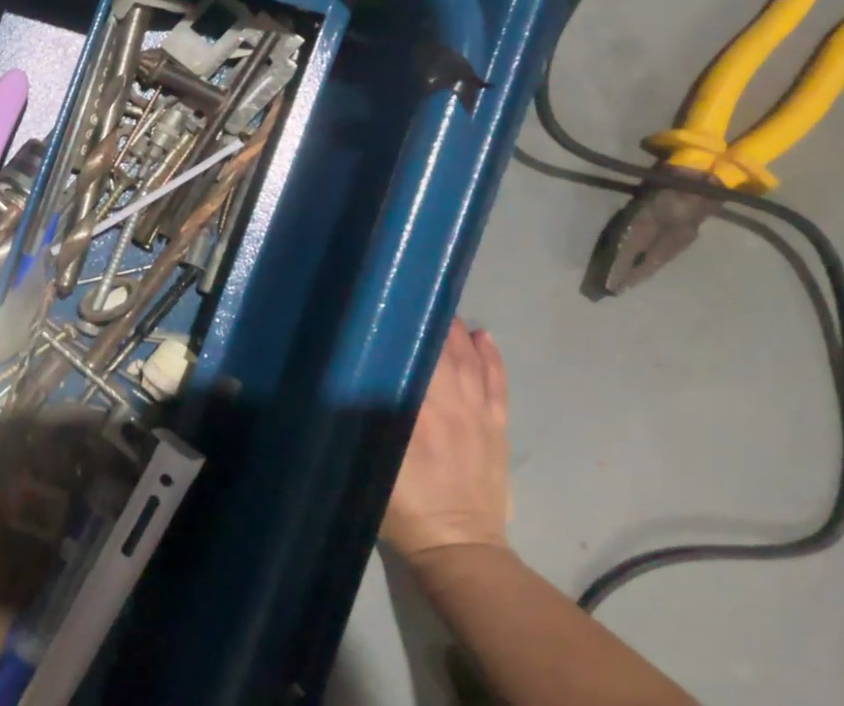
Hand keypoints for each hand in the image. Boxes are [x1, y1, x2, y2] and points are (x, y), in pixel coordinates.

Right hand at [382, 319, 510, 558]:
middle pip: (443, 354)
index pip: (412, 359)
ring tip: (442, 309)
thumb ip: (364, 424)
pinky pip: (497, 385)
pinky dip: (492, 359)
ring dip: (459, 335)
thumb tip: (345, 384)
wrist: (458, 547)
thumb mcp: (371, 463)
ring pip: (471, 363)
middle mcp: (452, 407)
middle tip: (411, 297)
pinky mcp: (497, 431)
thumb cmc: (403, 508)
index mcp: (419, 414)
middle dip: (430, 324)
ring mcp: (480, 418)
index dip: (402, 330)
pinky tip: (484, 338)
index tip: (387, 304)